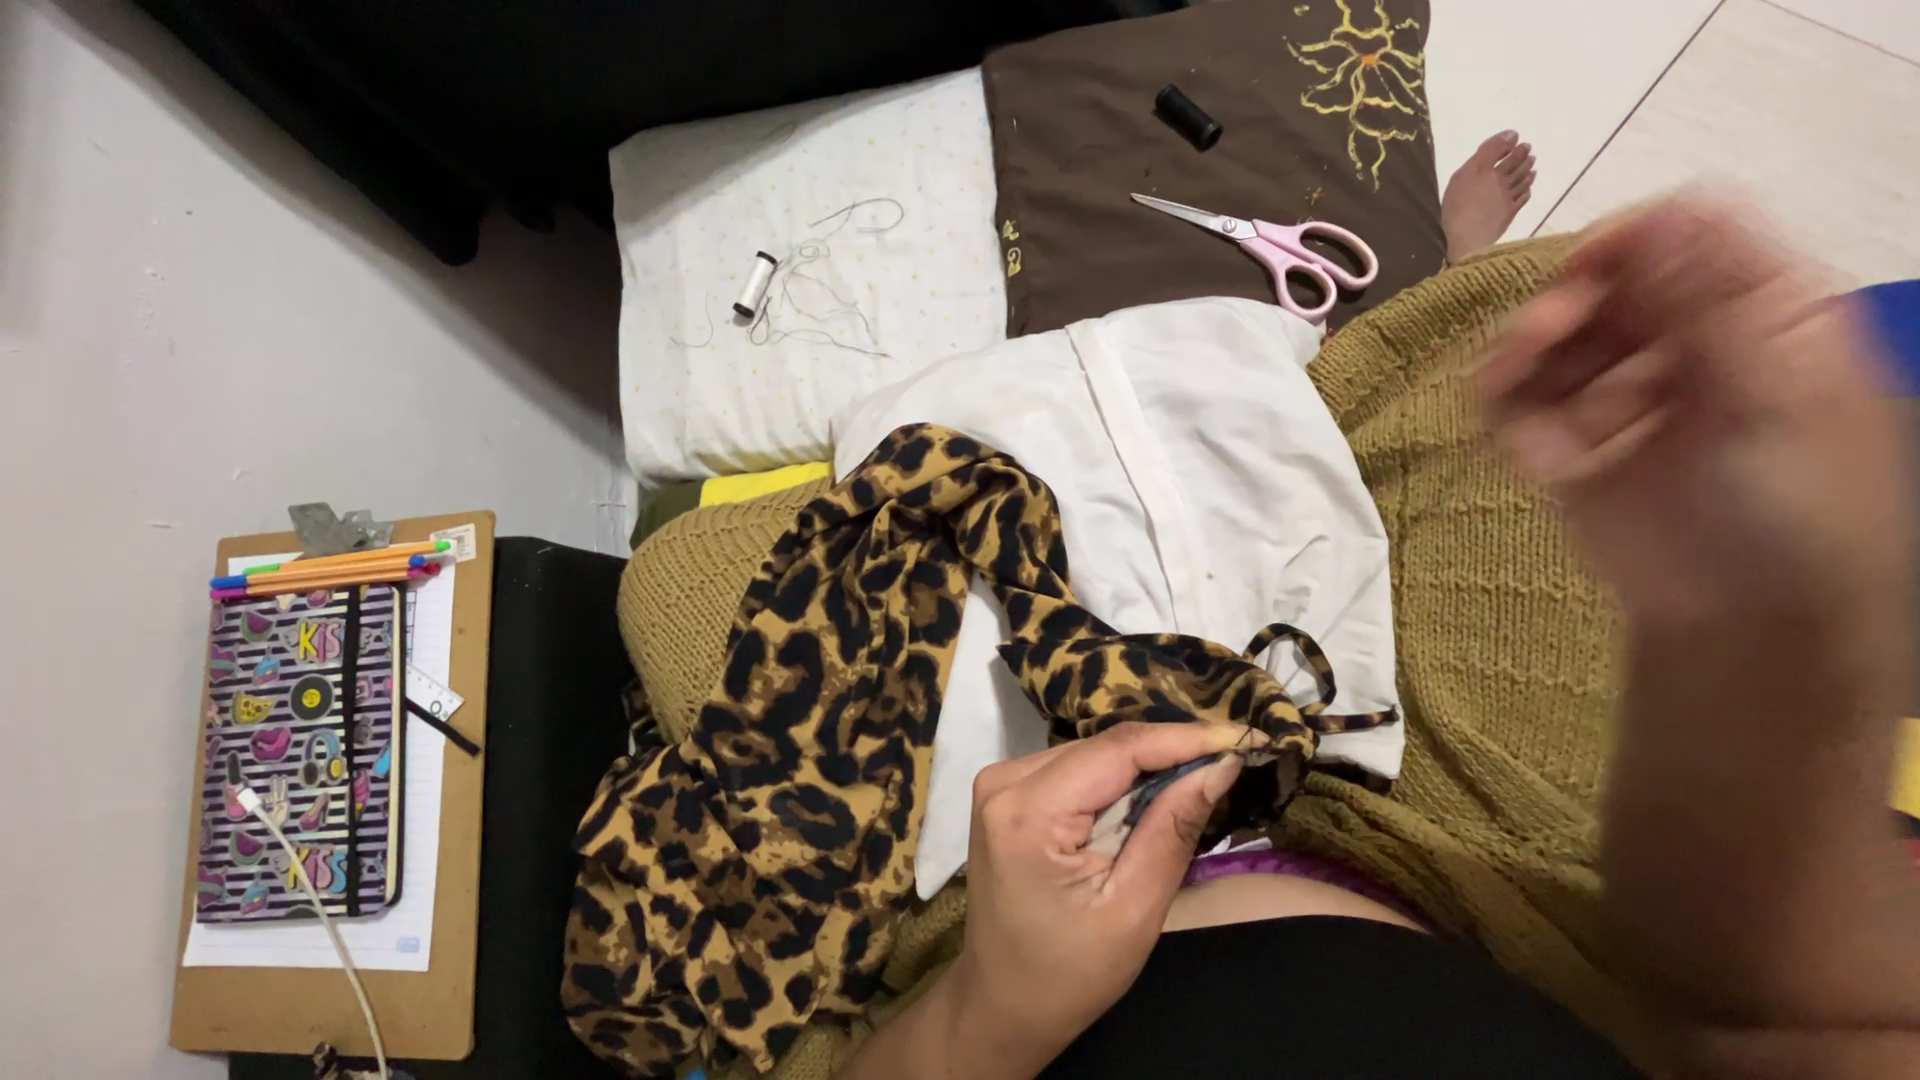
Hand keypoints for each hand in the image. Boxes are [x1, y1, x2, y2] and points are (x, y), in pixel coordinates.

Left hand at [946, 722, 1251, 1073]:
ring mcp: (999, 781)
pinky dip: (1114, 781)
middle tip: (1229, 763)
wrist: (1003, 1002)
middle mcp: (1004, 780)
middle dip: (1168, 754)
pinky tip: (1143, 803)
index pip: (1117, 749)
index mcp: (1027, 811)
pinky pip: (1073, 768)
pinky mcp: (1005, 791)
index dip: (1183, 739)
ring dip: (1143, 768)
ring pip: (1091, 753)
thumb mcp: (1133, 910)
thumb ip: (1172, 829)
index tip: (1243, 736)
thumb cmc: (1068, 973)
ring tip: (1194, 785)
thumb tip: (1220, 764)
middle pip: (1103, 747)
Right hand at [1477, 196, 1909, 630]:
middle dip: (1561, 303)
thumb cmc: (1792, 508)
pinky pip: (1510, 404)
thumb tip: (1666, 208)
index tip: (1581, 272)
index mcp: (1753, 316)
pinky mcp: (1557, 445)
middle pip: (1599, 289)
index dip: (1628, 244)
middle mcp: (1677, 345)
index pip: (1682, 242)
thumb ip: (1718, 303)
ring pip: (1544, 345)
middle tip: (1540, 334)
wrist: (1737, 619)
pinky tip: (1498, 406)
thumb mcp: (1775, 397)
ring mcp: (1610, 397)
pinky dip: (1494, 397)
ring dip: (1517, 350)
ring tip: (1510, 373)